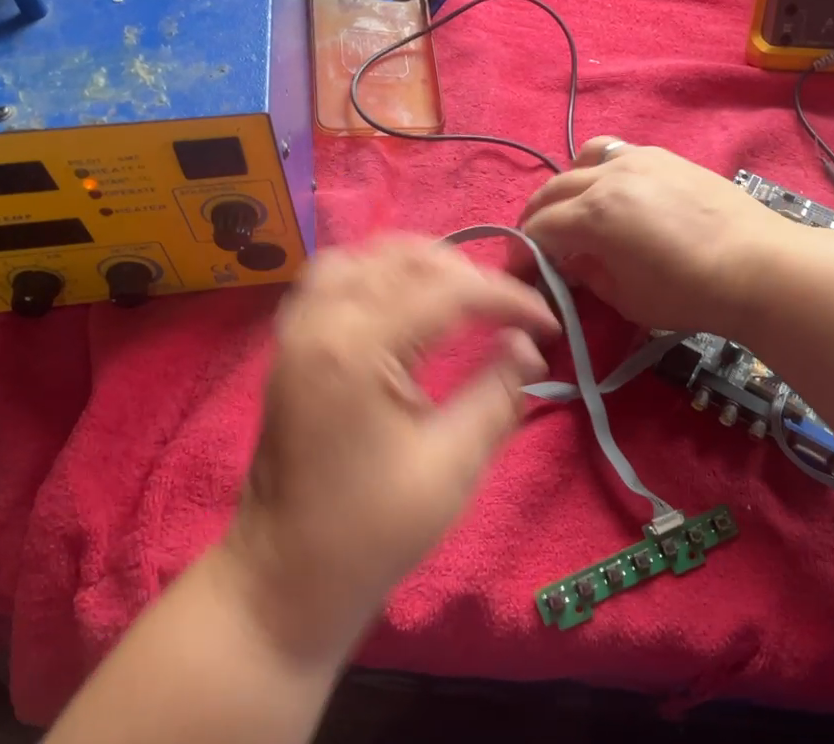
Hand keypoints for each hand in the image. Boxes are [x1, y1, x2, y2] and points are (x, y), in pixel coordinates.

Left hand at [223, 236, 557, 663]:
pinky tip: (403, 302)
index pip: (447, 290)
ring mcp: (297, 331)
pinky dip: (376, 275)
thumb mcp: (452, 466)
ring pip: (363, 257)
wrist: (284, 577)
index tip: (549, 323)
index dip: (507, 299)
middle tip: (509, 310)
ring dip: (418, 265)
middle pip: (403, 258)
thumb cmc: (371, 531)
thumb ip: (498, 393)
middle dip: (465, 273)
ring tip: (463, 295)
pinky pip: (333, 279)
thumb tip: (528, 346)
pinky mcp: (290, 346)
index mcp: (358, 349)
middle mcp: (321, 322)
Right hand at [519, 136, 804, 334]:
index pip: (538, 229)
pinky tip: (614, 195)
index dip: (522, 253)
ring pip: (581, 160)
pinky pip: (616, 154)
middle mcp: (608, 177)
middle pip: (552, 191)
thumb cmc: (690, 293)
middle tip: (539, 247)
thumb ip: (588, 275)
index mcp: (593, 215)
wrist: (760, 266)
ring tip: (573, 211)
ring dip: (566, 187)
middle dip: (537, 219)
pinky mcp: (665, 156)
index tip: (522, 273)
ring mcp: (639, 159)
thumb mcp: (626, 298)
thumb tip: (574, 262)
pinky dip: (599, 172)